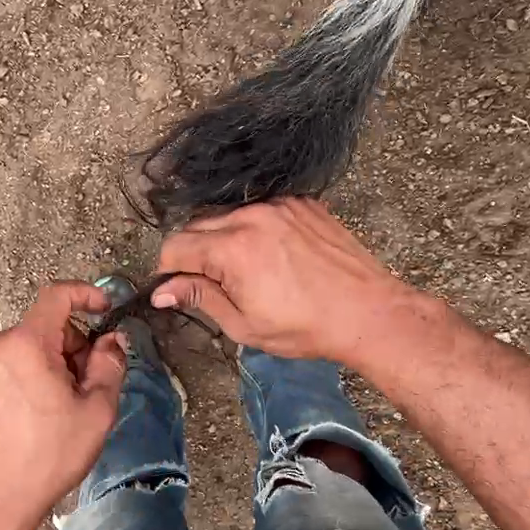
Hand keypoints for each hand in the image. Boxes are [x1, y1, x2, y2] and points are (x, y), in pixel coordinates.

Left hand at [0, 282, 128, 529]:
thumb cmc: (47, 456)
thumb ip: (109, 365)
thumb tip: (111, 341)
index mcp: (26, 343)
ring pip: (27, 350)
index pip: (57, 295)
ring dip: (52, 366)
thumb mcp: (96, 410)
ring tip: (63, 410)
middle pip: (45, 327)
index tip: (105, 308)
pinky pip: (8, 368)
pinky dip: (29, 379)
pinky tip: (37, 418)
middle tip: (89, 386)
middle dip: (73, 347)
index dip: (86, 294)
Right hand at [153, 197, 434, 364]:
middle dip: (195, 253)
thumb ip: (199, 298)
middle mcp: (251, 216)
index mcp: (232, 249)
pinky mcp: (300, 202)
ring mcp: (278, 205)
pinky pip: (260, 209)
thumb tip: (161, 291)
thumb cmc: (305, 327)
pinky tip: (273, 254)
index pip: (175, 245)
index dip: (169, 269)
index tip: (178, 287)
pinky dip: (255, 227)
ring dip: (224, 238)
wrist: (368, 312)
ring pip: (228, 215)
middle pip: (197, 226)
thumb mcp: (243, 324)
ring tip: (247, 269)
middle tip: (214, 283)